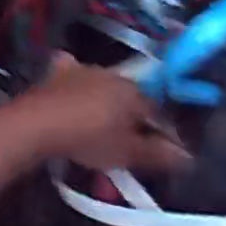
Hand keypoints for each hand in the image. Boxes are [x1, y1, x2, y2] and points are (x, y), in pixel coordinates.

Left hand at [22, 55, 190, 171]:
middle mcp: (110, 73)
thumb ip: (160, 154)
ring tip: (102, 118)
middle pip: (130, 94)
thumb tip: (188, 157)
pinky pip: (70, 71)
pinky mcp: (55, 71)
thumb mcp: (128, 153)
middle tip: (129, 136)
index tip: (161, 150)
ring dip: (105, 96)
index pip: (158, 111)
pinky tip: (72, 88)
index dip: (163, 131)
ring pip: (101, 81)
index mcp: (134, 91)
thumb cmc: (88, 138)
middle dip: (133, 112)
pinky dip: (74, 78)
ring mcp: (80, 68)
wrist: (37, 123)